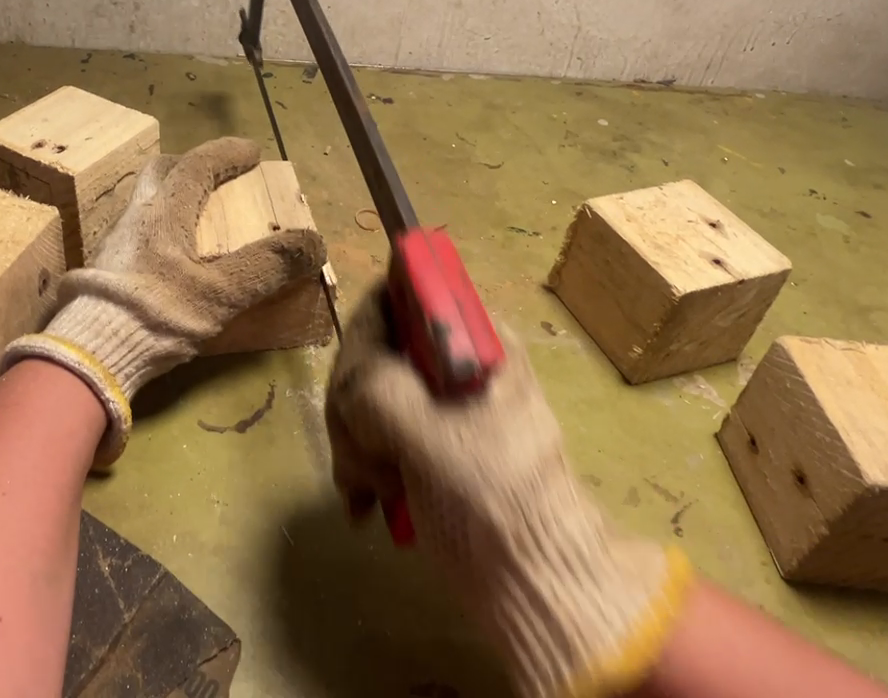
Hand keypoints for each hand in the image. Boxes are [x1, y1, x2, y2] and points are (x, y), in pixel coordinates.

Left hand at [1, 137, 325, 465]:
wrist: (90, 355)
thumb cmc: (156, 315)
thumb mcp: (221, 293)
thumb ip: (266, 266)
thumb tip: (312, 242)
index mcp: (164, 214)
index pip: (196, 167)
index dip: (226, 154)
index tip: (252, 151)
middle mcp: (135, 218)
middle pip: (159, 175)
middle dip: (190, 167)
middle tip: (214, 175)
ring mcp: (115, 244)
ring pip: (145, 203)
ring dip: (174, 199)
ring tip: (198, 218)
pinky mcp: (105, 272)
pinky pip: (138, 234)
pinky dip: (162, 231)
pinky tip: (171, 259)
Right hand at [326, 285, 694, 697]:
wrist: (538, 587)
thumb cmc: (495, 507)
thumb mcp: (432, 441)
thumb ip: (379, 389)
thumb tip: (348, 368)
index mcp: (473, 340)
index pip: (396, 300)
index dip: (364, 340)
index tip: (356, 397)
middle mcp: (458, 359)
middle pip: (372, 352)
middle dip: (355, 411)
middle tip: (363, 463)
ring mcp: (444, 401)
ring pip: (366, 395)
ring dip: (357, 447)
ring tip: (370, 495)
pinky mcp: (432, 439)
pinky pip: (377, 430)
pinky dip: (365, 465)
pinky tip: (367, 504)